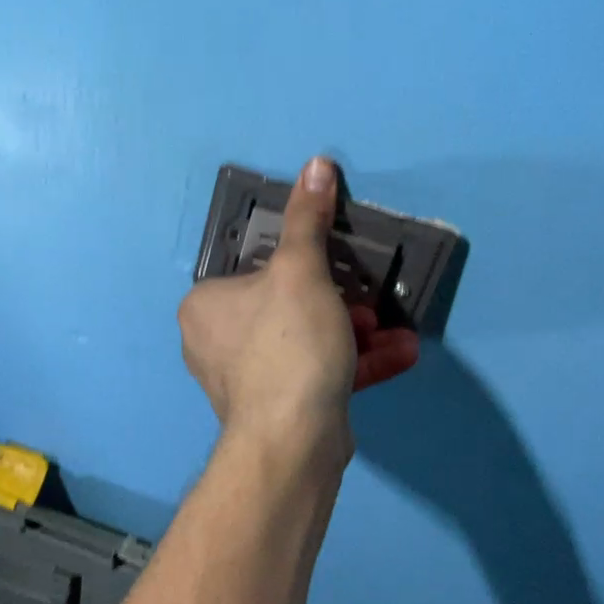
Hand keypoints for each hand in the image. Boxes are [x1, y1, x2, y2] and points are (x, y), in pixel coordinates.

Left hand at [177, 155, 420, 466]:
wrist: (293, 439)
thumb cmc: (287, 343)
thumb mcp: (302, 271)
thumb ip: (308, 219)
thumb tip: (317, 164)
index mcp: (204, 305)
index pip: (250, 270)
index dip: (297, 266)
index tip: (334, 269)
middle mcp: (214, 342)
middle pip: (283, 307)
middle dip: (337, 303)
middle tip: (369, 301)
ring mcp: (243, 380)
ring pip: (305, 342)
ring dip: (354, 334)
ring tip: (392, 331)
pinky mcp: (274, 410)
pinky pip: (314, 374)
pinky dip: (353, 364)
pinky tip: (399, 355)